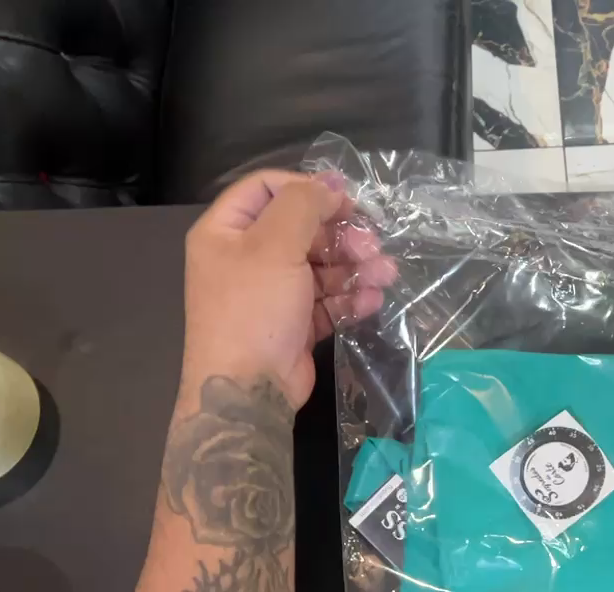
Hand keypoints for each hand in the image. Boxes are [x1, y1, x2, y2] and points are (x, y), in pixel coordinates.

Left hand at [183, 170, 397, 408]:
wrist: (249, 388)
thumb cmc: (253, 309)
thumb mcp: (275, 246)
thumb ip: (304, 206)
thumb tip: (331, 181)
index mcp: (227, 231)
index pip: (267, 189)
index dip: (308, 189)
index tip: (346, 200)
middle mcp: (247, 258)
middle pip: (302, 231)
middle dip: (341, 236)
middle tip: (373, 244)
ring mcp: (272, 294)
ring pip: (320, 268)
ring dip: (355, 269)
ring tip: (386, 274)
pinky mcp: (294, 324)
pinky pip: (326, 302)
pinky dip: (350, 299)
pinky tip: (374, 300)